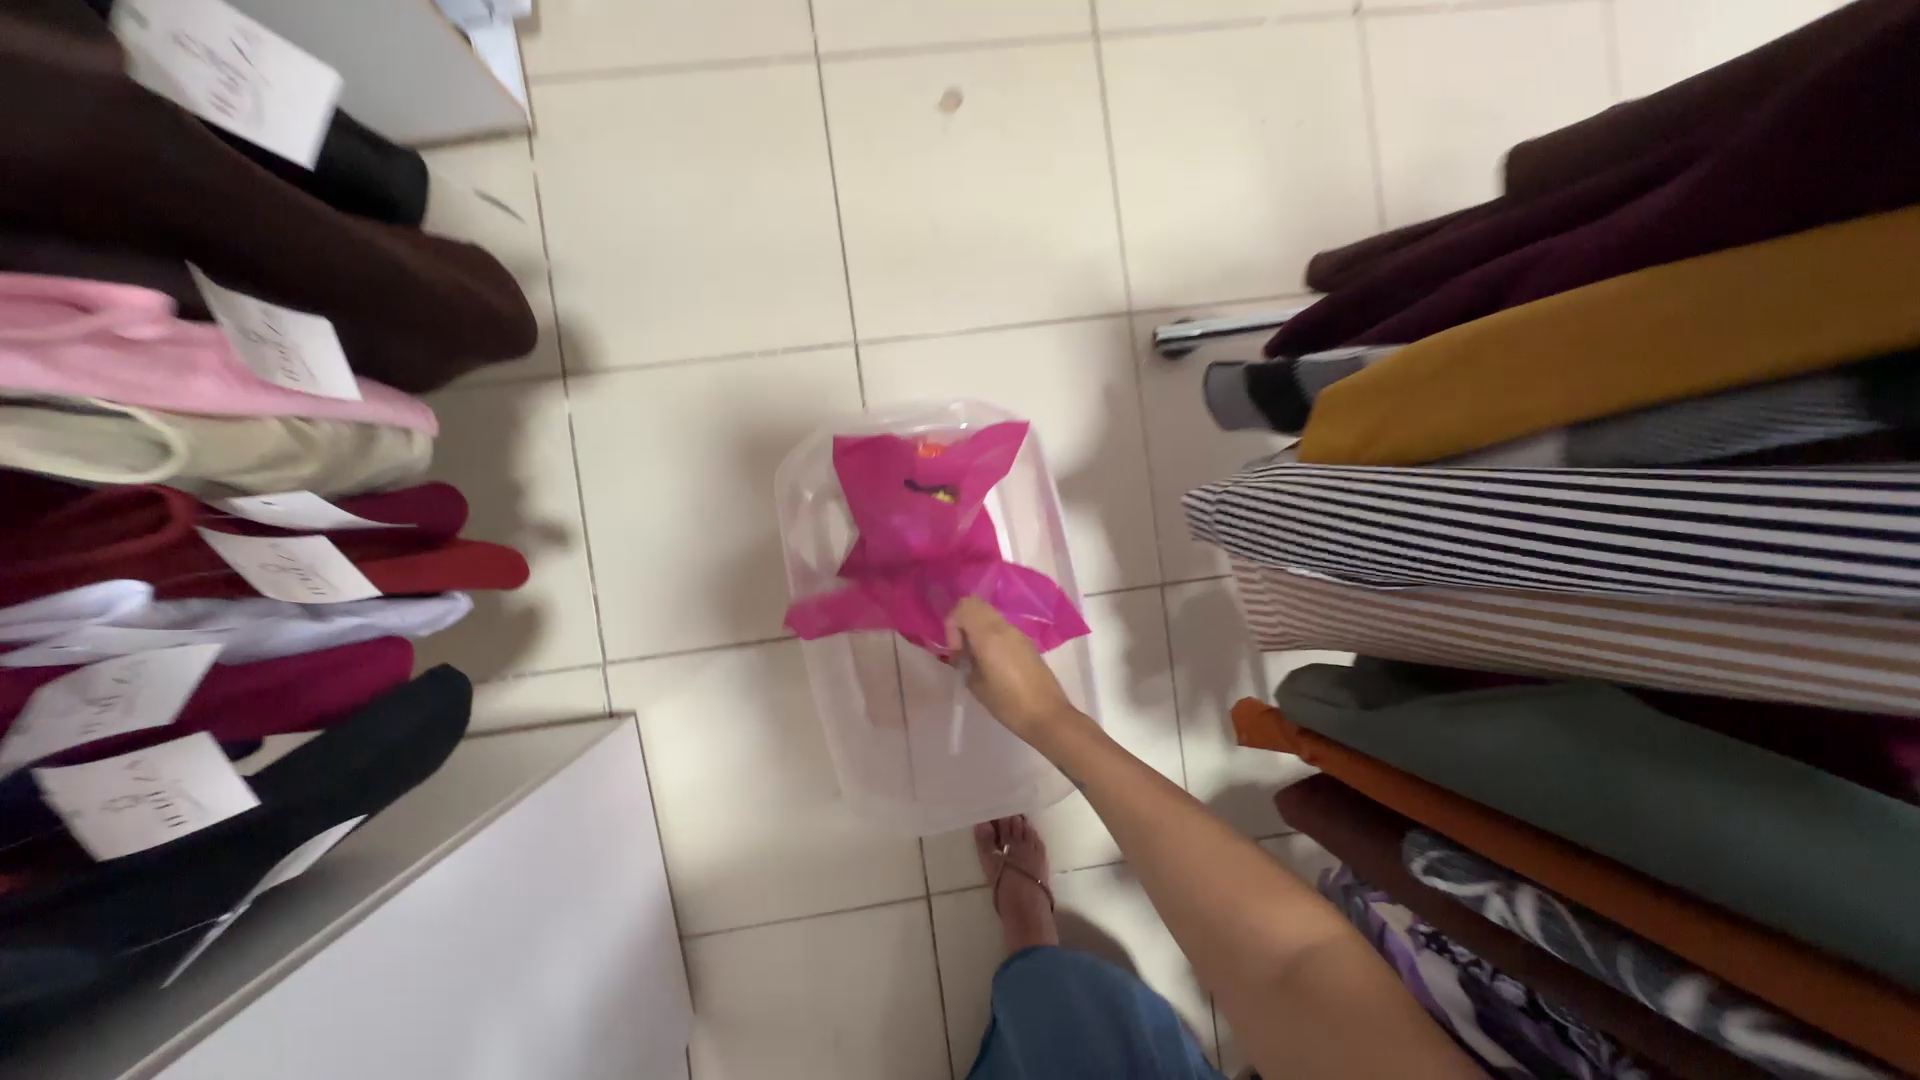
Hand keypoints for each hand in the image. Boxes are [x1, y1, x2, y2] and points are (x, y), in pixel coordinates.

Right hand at [945, 597, 1079, 741]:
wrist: (1047, 715)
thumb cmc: (1008, 704)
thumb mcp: (976, 685)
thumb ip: (964, 663)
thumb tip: (962, 654)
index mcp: (989, 635)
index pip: (964, 607)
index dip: (952, 625)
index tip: (956, 652)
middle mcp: (1005, 627)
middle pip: (976, 605)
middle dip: (963, 623)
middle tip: (963, 651)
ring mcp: (1018, 633)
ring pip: (990, 616)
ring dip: (977, 630)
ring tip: (977, 659)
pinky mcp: (1027, 643)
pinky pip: (1002, 628)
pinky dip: (991, 636)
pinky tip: (993, 663)